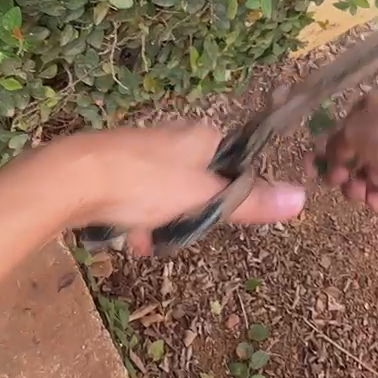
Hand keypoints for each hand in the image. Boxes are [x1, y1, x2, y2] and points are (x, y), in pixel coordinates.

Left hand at [49, 123, 305, 252]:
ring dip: (161, 222)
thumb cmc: (145, 183)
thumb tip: (302, 198)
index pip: (235, 161)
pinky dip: (137, 219)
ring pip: (168, 194)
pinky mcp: (117, 167)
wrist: (74, 177)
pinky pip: (139, 197)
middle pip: (200, 181)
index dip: (232, 192)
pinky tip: (126, 239)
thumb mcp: (203, 197)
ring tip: (147, 242)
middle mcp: (175, 137)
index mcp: (202, 135)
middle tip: (180, 232)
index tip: (222, 217)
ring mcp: (144, 150)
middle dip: (191, 214)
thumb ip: (249, 202)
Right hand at [312, 98, 377, 213]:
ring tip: (361, 194)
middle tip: (339, 183)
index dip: (326, 152)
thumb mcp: (353, 132)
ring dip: (360, 189)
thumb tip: (326, 160)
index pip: (341, 134)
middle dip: (344, 174)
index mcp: (368, 112)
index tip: (313, 170)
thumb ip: (334, 146)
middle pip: (355, 160)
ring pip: (371, 178)